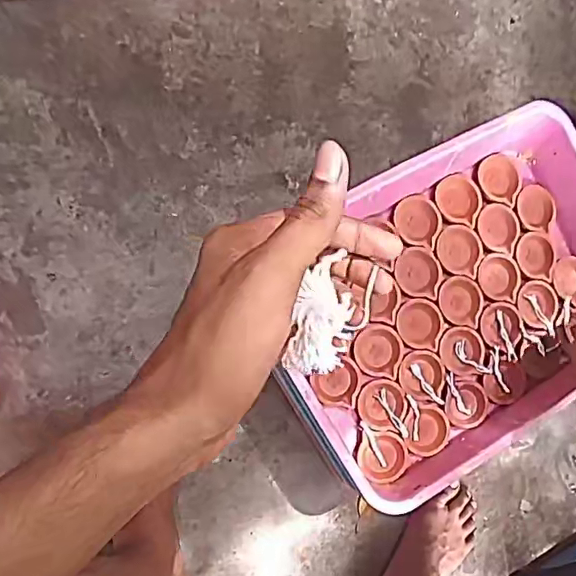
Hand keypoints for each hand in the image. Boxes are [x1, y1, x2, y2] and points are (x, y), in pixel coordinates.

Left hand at [125, 141, 402, 445]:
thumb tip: (331, 158)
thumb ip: (306, 221)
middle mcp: (239, 266)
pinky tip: (332, 330)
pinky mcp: (247, 334)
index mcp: (243, 243)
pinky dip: (317, 316)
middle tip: (383, 286)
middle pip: (308, 250)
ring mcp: (242, 301)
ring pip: (302, 283)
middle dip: (350, 264)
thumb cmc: (224, 352)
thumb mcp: (271, 278)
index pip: (310, 221)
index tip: (392, 252)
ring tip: (366, 308)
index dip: (356, 234)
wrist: (183, 417)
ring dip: (337, 290)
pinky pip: (292, 312)